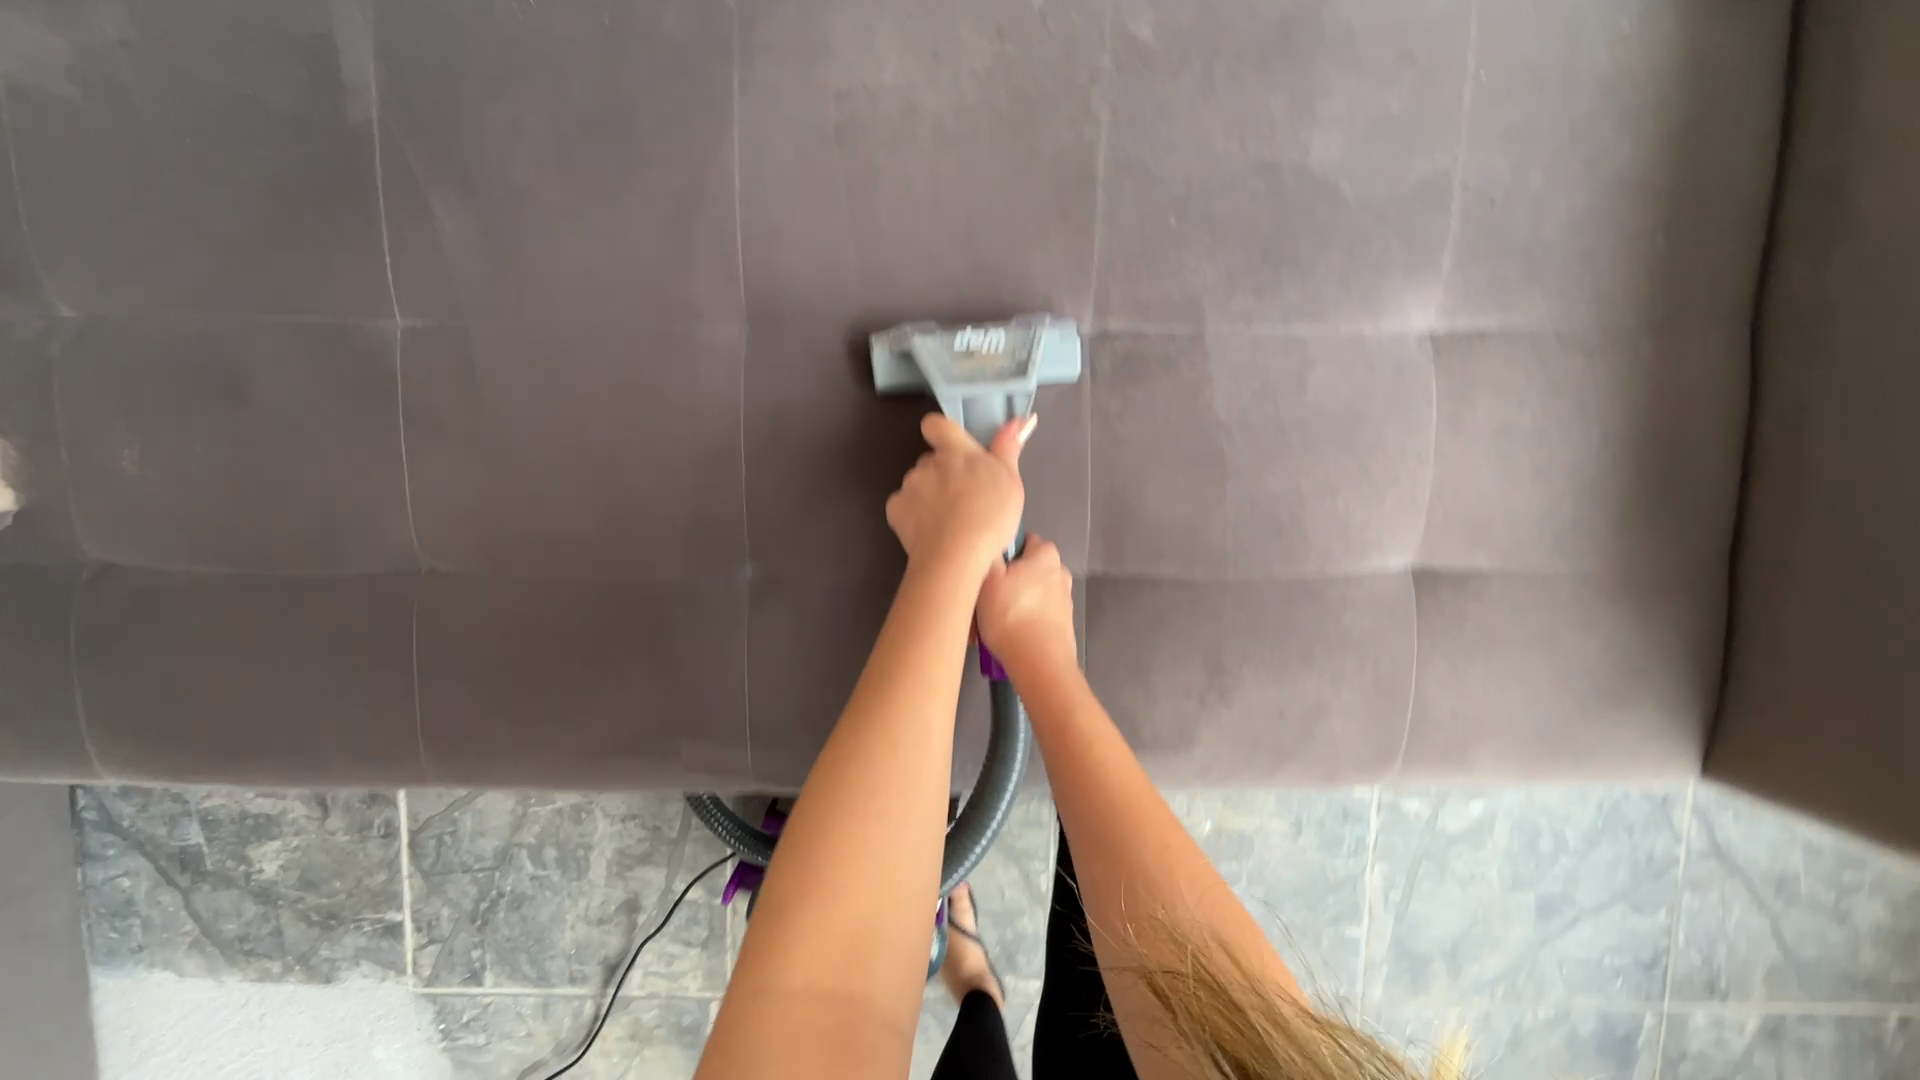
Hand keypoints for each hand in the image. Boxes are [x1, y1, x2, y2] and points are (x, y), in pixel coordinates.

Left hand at [886, 413, 1029, 575]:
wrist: (956, 556)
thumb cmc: (989, 515)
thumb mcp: (1010, 480)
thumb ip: (1008, 447)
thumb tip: (1017, 420)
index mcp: (954, 451)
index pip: (935, 424)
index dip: (941, 432)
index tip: (953, 448)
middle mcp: (927, 463)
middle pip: (931, 460)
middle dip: (943, 472)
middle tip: (964, 496)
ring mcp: (908, 486)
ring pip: (918, 483)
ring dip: (930, 494)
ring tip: (949, 519)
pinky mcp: (895, 511)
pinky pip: (904, 506)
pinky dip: (915, 516)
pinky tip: (930, 531)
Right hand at [976, 536, 1076, 676]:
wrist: (1039, 664)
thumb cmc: (1010, 614)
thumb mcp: (987, 577)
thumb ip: (989, 553)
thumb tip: (990, 543)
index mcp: (1046, 554)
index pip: (1021, 541)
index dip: (1001, 553)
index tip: (986, 571)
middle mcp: (1060, 572)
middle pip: (1024, 570)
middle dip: (1005, 582)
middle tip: (982, 600)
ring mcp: (1064, 599)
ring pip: (1028, 595)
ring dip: (1010, 604)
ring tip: (989, 624)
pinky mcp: (1062, 624)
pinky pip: (1034, 615)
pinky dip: (1020, 621)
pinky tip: (1005, 637)